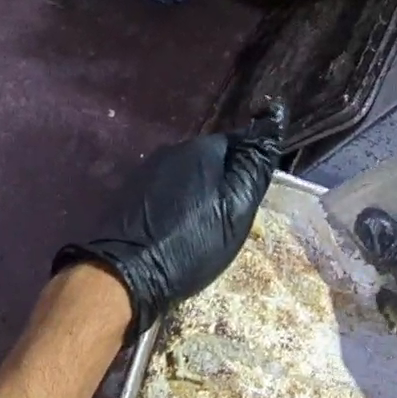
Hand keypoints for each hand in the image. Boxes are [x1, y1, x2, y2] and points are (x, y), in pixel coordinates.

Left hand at [56, 106, 285, 334]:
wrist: (125, 272)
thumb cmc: (189, 242)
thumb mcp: (236, 209)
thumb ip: (254, 167)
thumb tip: (271, 126)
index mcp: (199, 149)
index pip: (237, 144)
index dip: (247, 171)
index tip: (249, 200)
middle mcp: (170, 151)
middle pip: (209, 161)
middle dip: (221, 184)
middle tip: (228, 220)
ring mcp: (146, 171)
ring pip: (186, 177)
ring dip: (197, 195)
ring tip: (202, 228)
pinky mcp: (130, 193)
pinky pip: (164, 192)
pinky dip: (175, 206)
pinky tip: (176, 229)